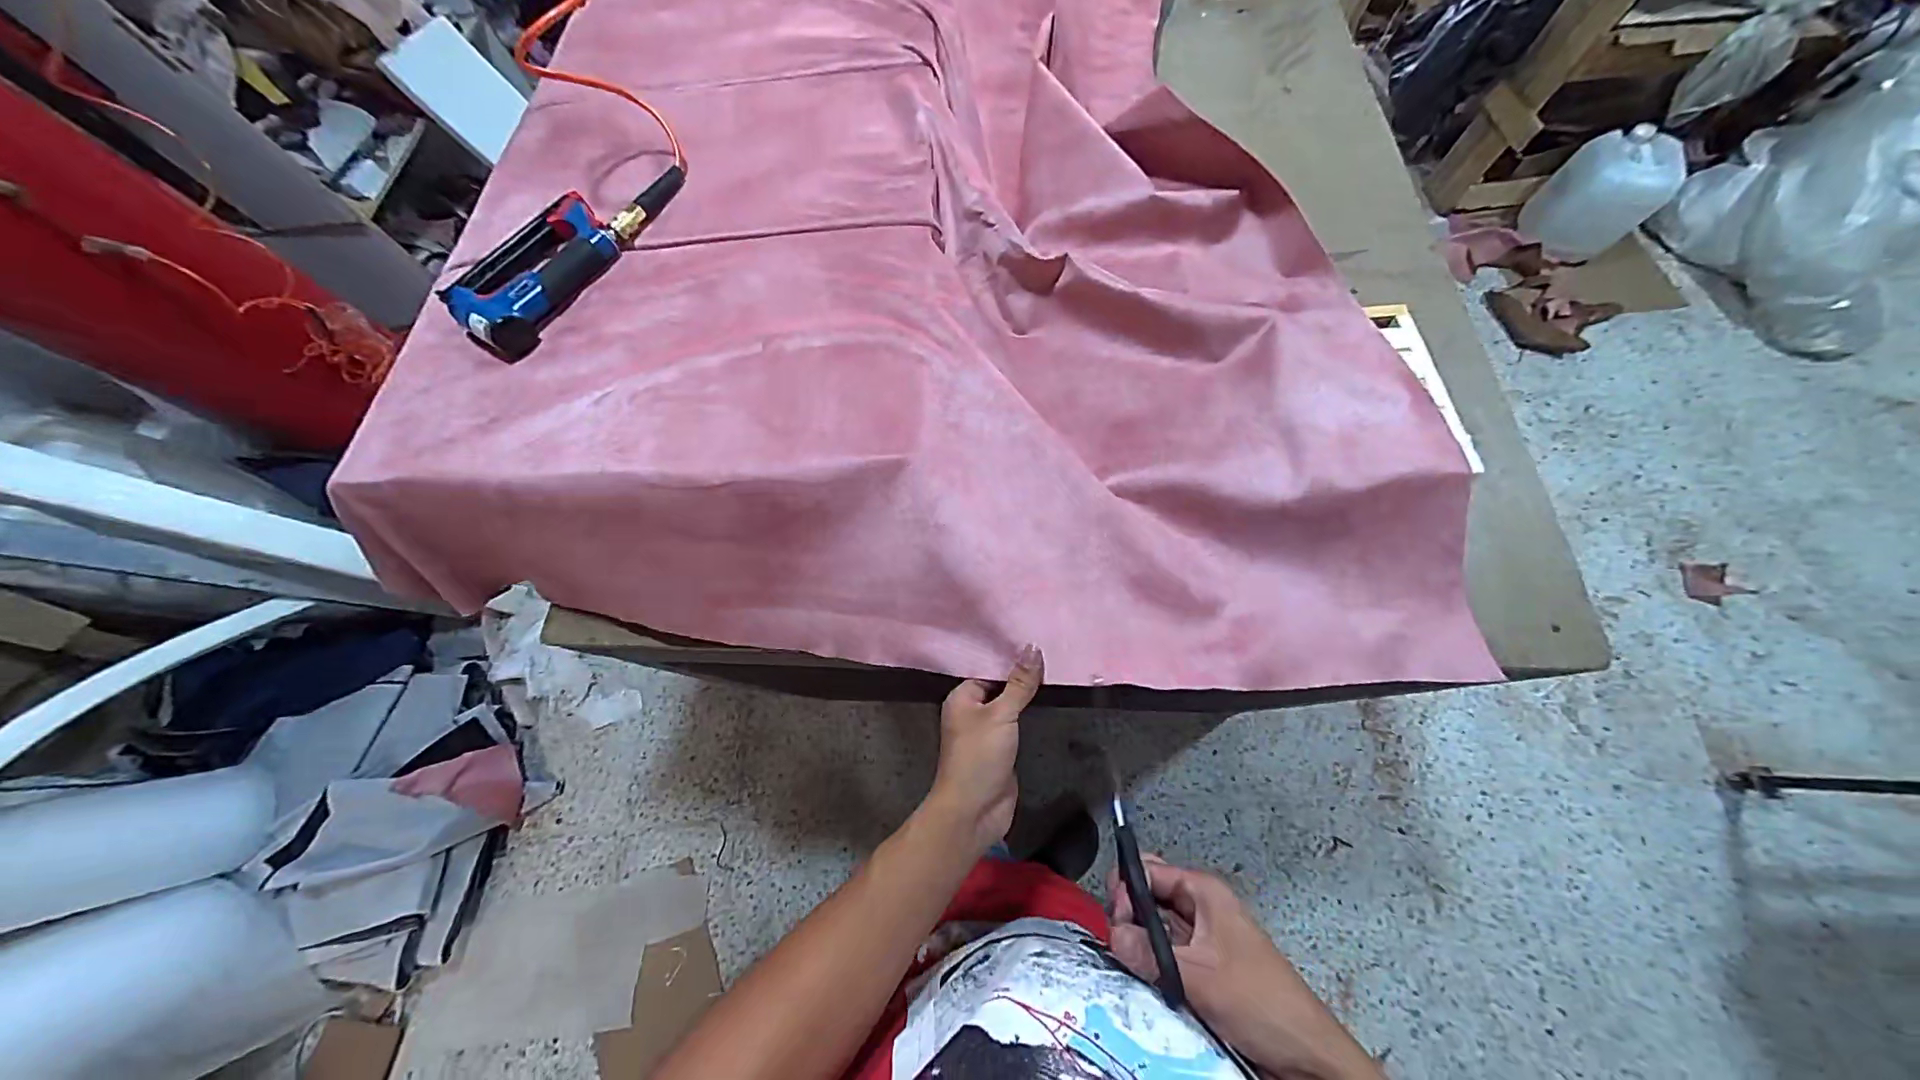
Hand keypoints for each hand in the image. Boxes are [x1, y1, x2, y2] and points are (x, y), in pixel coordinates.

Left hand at [924, 644, 1042, 852]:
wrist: (974, 811)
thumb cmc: (979, 756)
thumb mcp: (1001, 714)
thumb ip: (1019, 683)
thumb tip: (1033, 647)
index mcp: (962, 697)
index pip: (988, 667)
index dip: (1010, 656)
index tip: (1037, 639)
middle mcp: (971, 711)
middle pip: (1000, 685)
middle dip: (1022, 674)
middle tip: (1053, 651)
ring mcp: (987, 731)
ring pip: (1010, 705)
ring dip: (1028, 694)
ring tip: (1056, 669)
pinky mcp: (1001, 748)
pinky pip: (1017, 723)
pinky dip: (1030, 713)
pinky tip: (1048, 699)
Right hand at [1108, 857, 1383, 1079]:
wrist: (1305, 1056)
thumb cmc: (1263, 1004)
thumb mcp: (1198, 976)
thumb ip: (1149, 954)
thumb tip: (1112, 936)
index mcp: (1204, 892)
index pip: (1147, 871)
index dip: (1126, 891)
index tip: (1117, 921)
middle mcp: (1201, 909)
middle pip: (1148, 898)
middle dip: (1129, 918)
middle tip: (1123, 945)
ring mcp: (1201, 940)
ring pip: (1154, 930)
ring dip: (1140, 947)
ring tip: (1134, 967)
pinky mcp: (1202, 970)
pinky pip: (1165, 958)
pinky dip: (1152, 967)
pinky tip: (1147, 983)